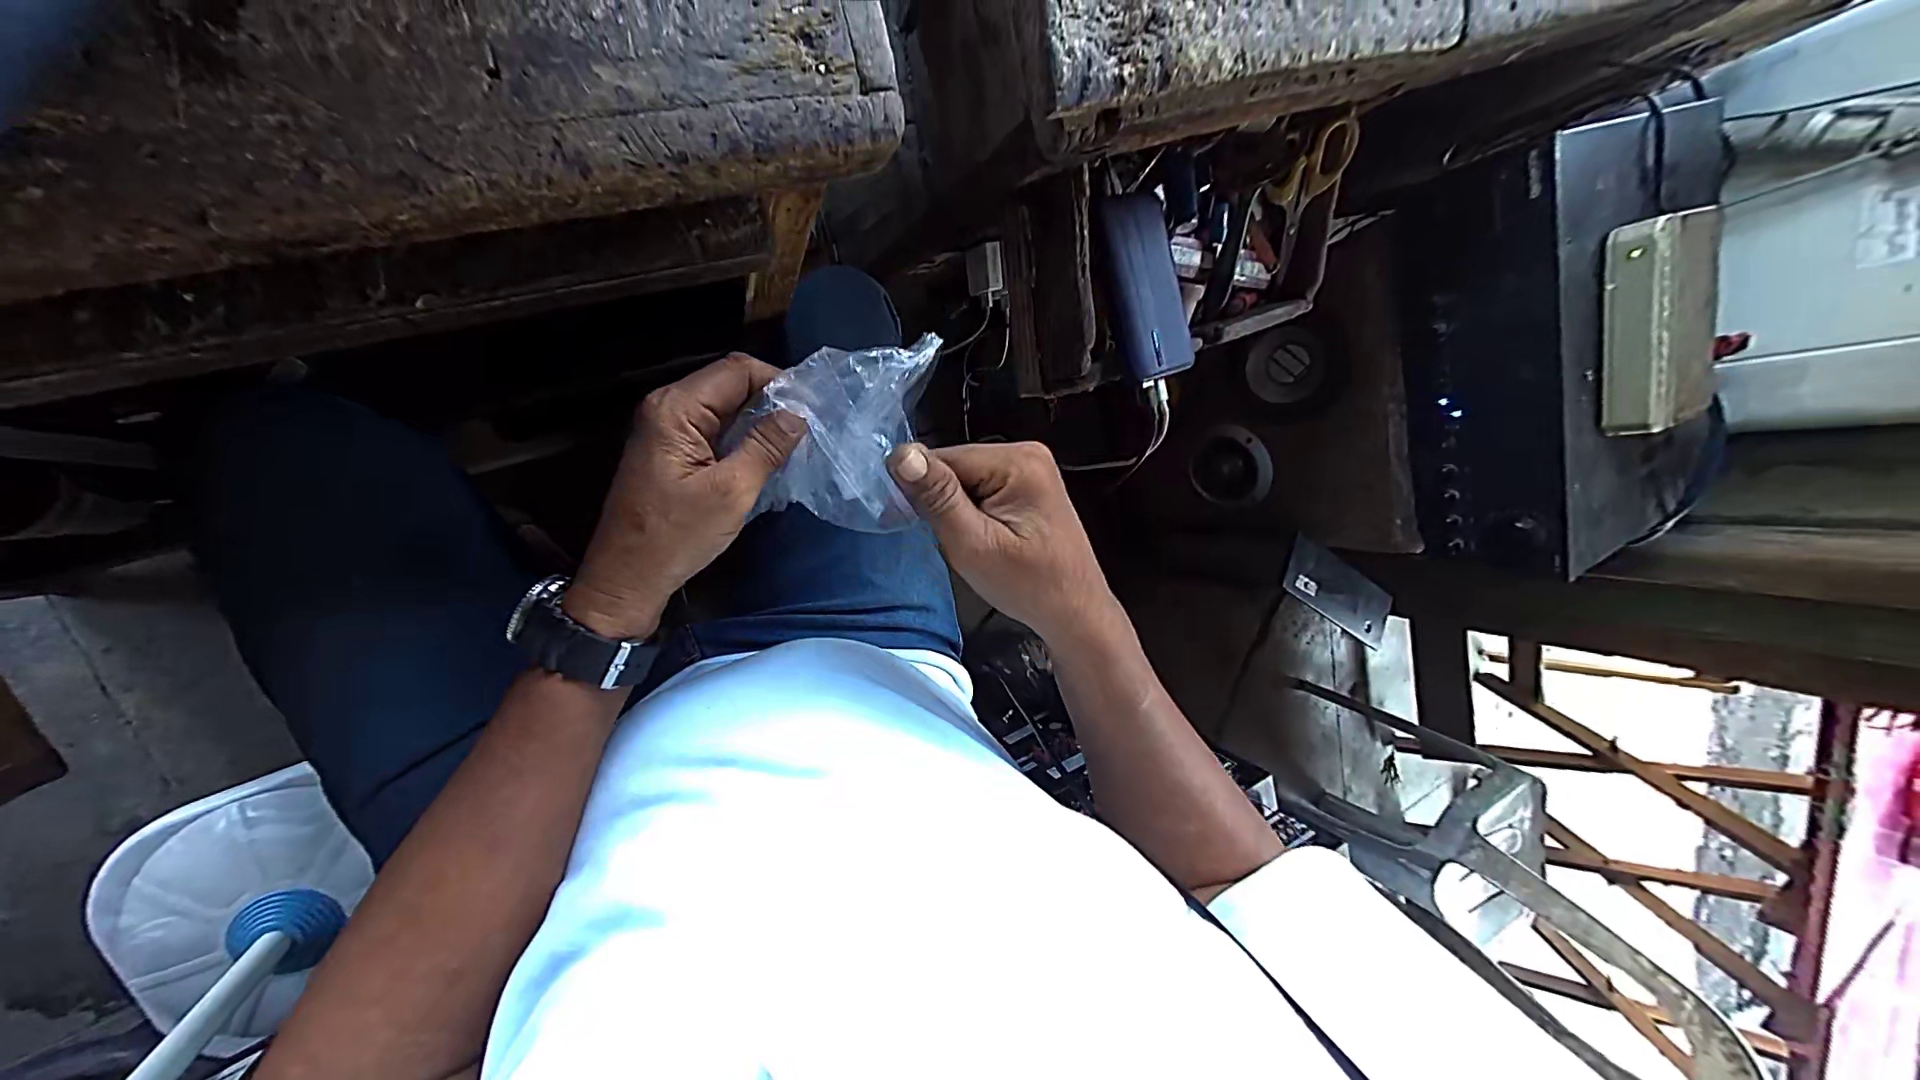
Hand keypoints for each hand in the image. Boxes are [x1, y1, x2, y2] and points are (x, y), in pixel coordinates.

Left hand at [565, 353, 804, 639]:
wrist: (629, 578)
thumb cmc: (676, 536)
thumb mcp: (732, 491)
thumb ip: (766, 446)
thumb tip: (799, 414)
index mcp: (676, 408)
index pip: (736, 370)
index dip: (778, 381)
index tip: (811, 408)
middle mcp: (668, 407)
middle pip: (730, 384)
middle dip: (772, 400)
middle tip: (809, 427)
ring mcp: (668, 429)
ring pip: (726, 407)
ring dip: (760, 421)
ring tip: (795, 442)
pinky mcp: (673, 451)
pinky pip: (716, 429)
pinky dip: (744, 437)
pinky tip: (767, 456)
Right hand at [887, 441, 1122, 644]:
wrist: (1074, 612)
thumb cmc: (1031, 586)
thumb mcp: (974, 545)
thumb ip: (937, 498)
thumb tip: (903, 456)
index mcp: (1018, 460)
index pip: (941, 458)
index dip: (921, 493)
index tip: (919, 526)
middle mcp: (1026, 453)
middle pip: (952, 467)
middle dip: (942, 504)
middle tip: (958, 542)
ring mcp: (1028, 469)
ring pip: (962, 480)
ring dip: (956, 512)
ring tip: (974, 543)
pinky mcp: (1026, 486)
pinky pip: (979, 490)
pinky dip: (971, 515)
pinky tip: (984, 538)